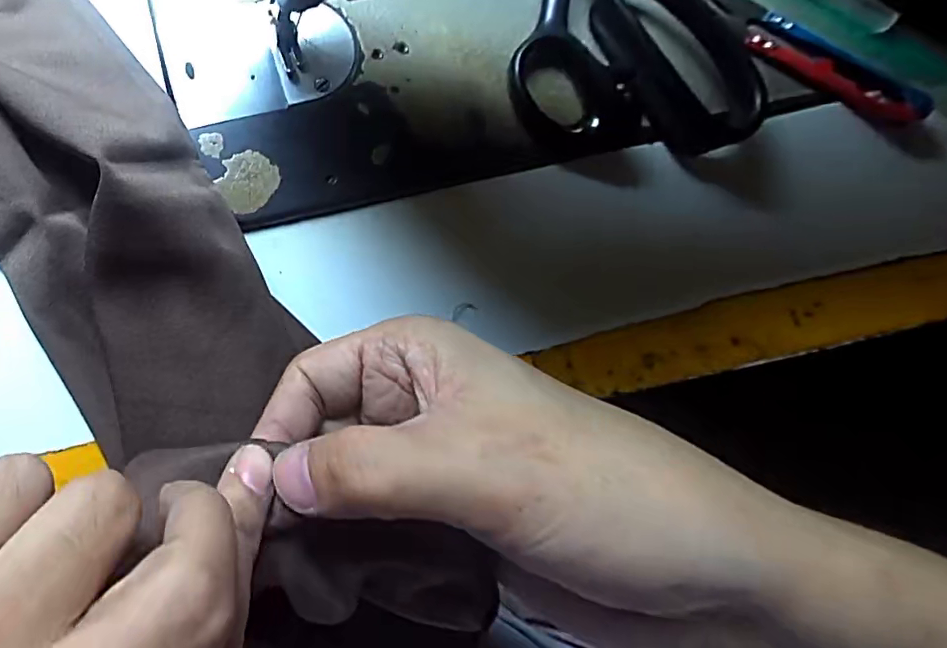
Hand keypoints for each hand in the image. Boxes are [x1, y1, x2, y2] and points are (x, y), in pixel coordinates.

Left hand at [0, 446, 275, 647]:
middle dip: (119, 520)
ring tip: (13, 580)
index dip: (212, 526)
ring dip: (50, 516)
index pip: (194, 581)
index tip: (188, 517)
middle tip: (91, 565)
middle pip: (114, 507)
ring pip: (51, 478)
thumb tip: (249, 472)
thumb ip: (196, 590)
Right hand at [253, 317, 946, 647]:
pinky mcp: (448, 516)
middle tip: (253, 556)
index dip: (275, 426)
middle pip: (322, 429)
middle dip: (289, 482)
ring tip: (284, 582)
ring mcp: (432, 461)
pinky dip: (351, 552)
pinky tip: (331, 590)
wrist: (700, 570)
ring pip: (345, 482)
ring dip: (316, 525)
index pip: (314, 375)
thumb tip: (265, 476)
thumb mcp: (472, 468)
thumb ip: (365, 469)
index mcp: (415, 357)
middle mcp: (414, 400)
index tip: (246, 499)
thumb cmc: (588, 487)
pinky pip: (378, 525)